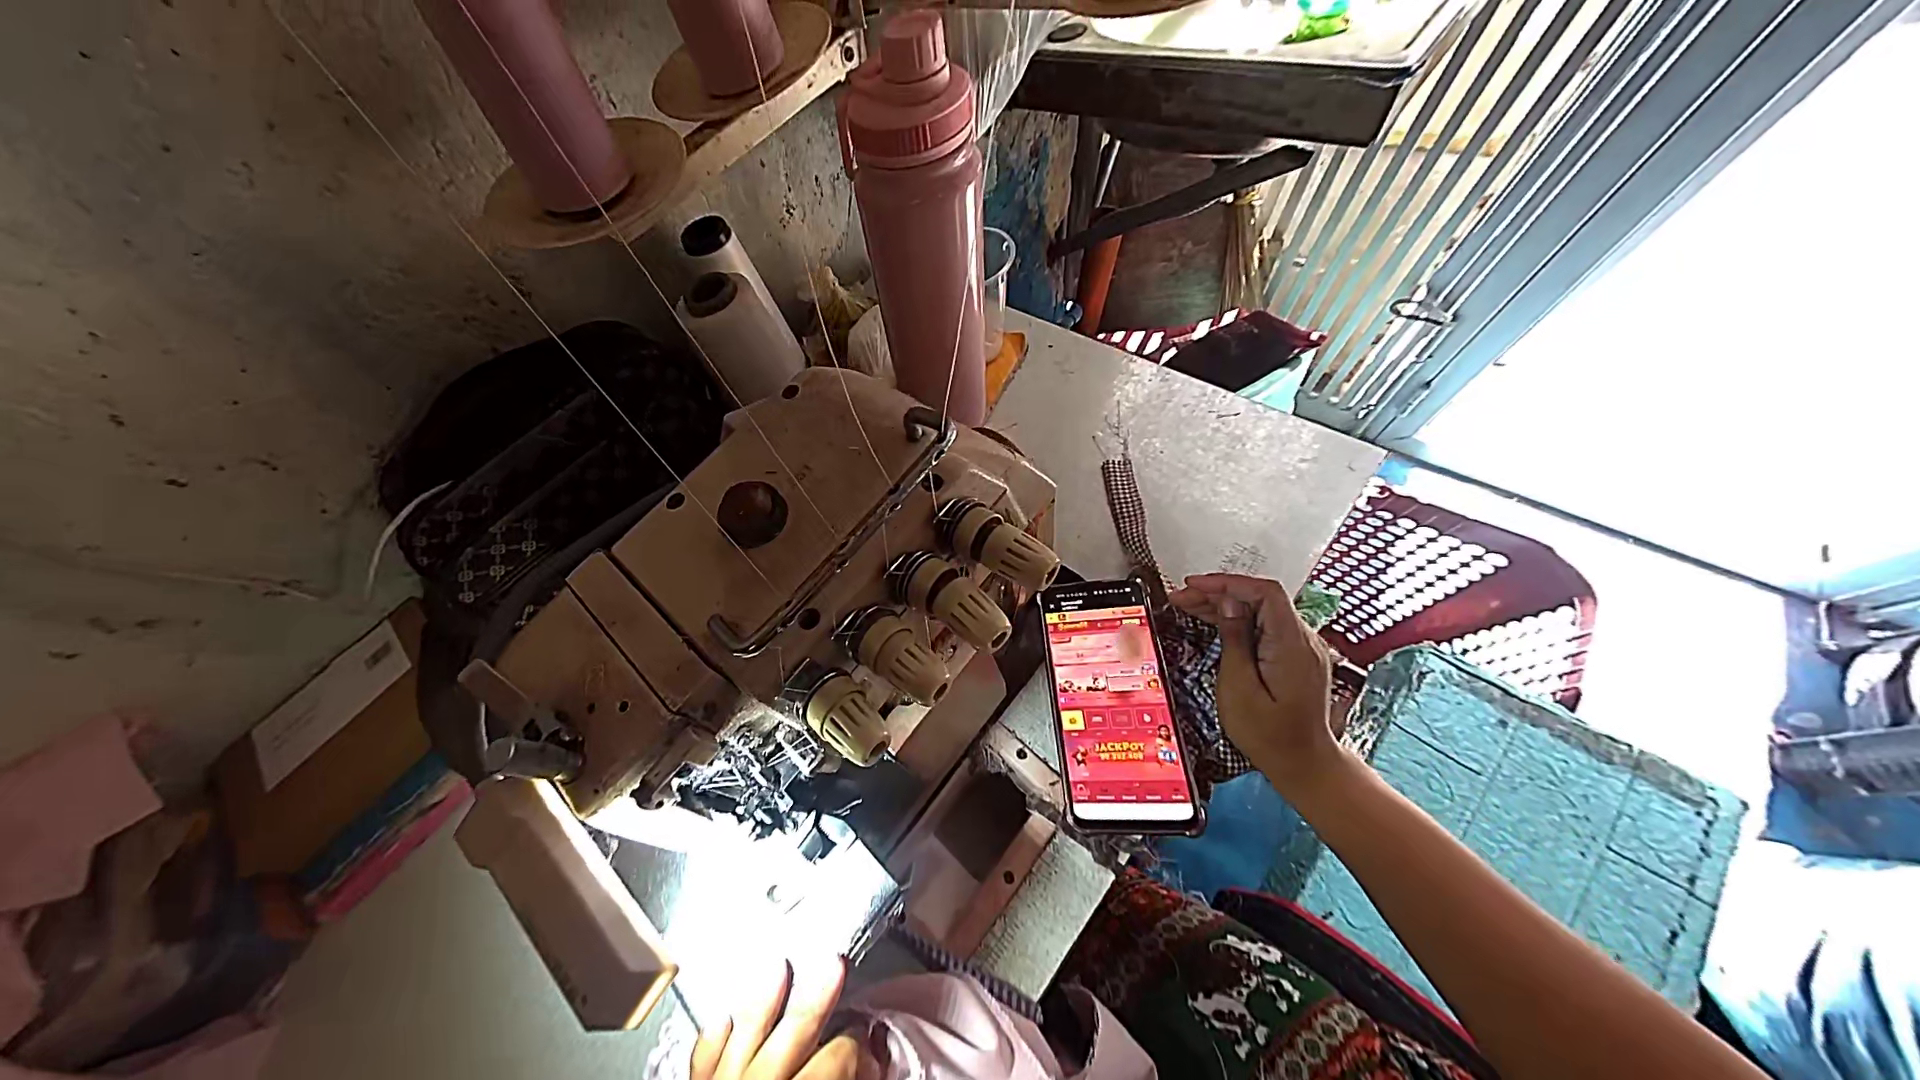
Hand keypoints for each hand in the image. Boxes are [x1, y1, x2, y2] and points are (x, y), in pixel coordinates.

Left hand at [691, 957, 862, 1079]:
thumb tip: (873, 1067)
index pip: (836, 1059)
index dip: (857, 1044)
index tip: (868, 1039)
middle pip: (792, 1036)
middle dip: (815, 1001)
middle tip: (834, 966)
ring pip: (744, 1038)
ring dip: (762, 1001)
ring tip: (777, 965)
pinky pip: (703, 1061)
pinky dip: (714, 1038)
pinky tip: (724, 1016)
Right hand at [1168, 573, 1341, 795]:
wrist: (1304, 763)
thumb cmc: (1270, 735)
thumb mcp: (1238, 688)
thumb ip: (1235, 641)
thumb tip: (1229, 605)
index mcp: (1291, 645)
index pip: (1264, 592)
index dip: (1227, 583)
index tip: (1196, 585)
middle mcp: (1303, 640)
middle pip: (1260, 599)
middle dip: (1218, 593)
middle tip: (1181, 597)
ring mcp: (1301, 648)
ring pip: (1261, 611)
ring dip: (1225, 605)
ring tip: (1189, 606)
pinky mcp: (1295, 656)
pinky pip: (1266, 626)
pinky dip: (1239, 621)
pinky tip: (1214, 622)